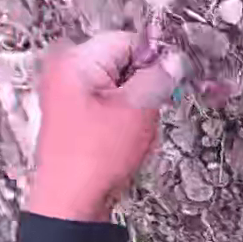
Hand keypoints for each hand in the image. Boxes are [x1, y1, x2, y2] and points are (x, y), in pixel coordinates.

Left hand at [26, 32, 182, 222]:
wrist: (72, 200)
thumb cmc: (94, 157)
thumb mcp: (138, 108)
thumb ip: (159, 77)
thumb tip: (174, 61)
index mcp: (76, 62)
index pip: (129, 40)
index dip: (156, 59)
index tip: (175, 77)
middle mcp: (67, 73)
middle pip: (125, 63)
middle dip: (147, 85)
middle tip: (153, 109)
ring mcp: (70, 96)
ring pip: (122, 87)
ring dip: (140, 105)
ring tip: (136, 130)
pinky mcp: (77, 117)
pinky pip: (113, 106)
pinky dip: (128, 118)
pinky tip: (128, 139)